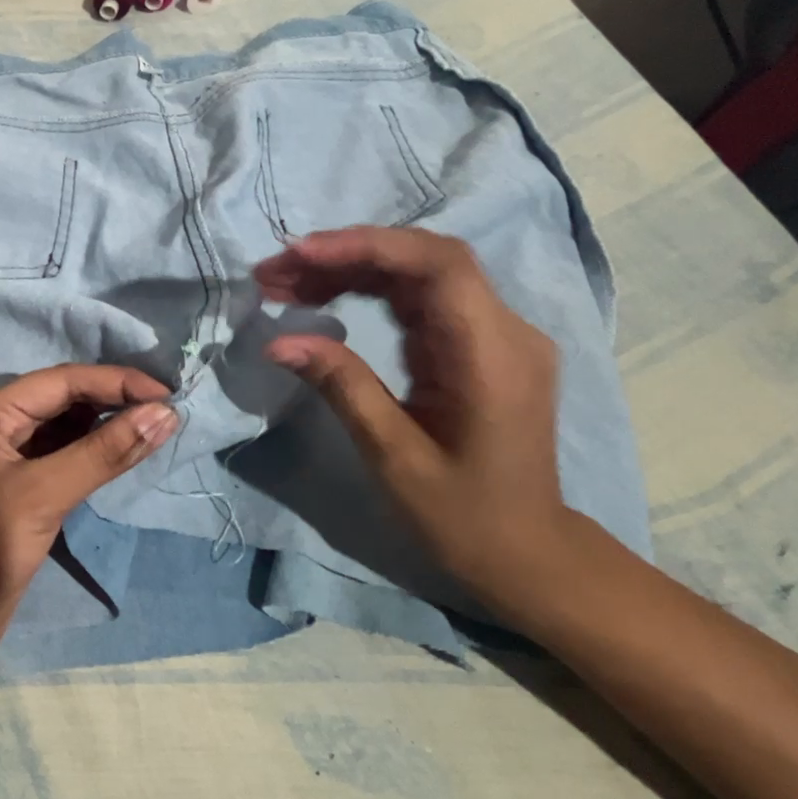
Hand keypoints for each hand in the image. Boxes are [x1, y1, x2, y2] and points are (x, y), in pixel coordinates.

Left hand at [0, 365, 178, 674]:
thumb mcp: (47, 494)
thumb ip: (105, 451)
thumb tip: (165, 414)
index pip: (62, 380)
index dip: (117, 382)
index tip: (171, 395)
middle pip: (63, 397)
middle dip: (114, 400)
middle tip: (170, 413)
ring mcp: (2, 452)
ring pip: (64, 425)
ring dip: (106, 425)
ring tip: (157, 429)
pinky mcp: (15, 481)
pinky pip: (60, 451)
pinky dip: (92, 450)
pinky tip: (124, 453)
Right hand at [253, 227, 571, 598]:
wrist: (525, 553)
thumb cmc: (463, 516)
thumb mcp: (393, 456)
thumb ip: (342, 386)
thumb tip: (280, 339)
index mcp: (492, 355)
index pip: (438, 265)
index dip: (366, 246)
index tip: (299, 254)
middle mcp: (503, 331)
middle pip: (423, 260)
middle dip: (344, 254)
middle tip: (272, 274)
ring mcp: (493, 335)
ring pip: (416, 274)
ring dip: (348, 269)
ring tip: (282, 285)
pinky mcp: (475, 346)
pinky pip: (418, 299)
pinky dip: (365, 290)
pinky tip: (321, 299)